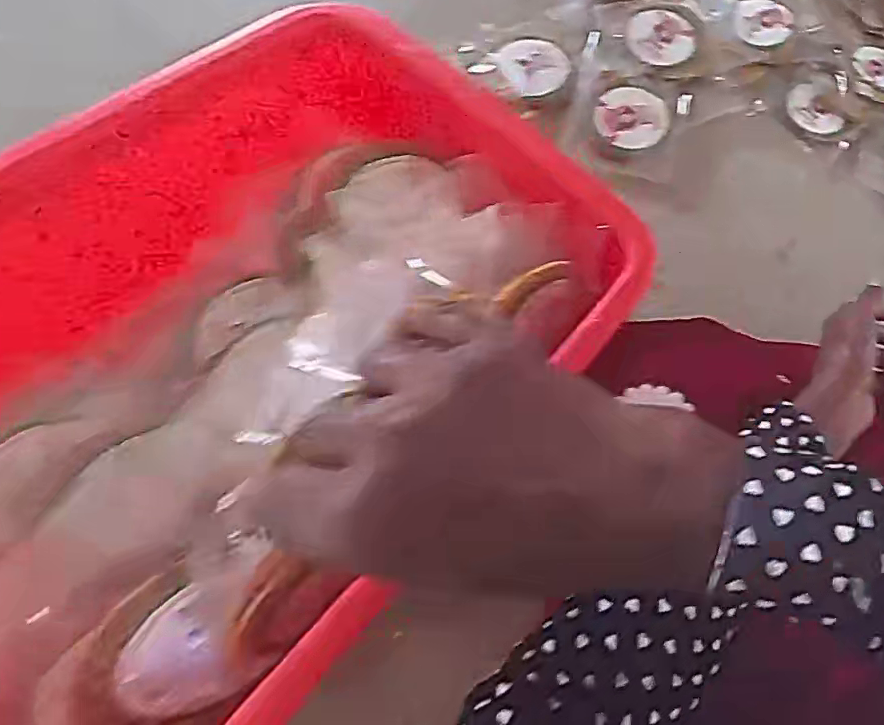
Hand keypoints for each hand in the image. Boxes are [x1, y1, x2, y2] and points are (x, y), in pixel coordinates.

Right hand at [253, 304, 739, 598]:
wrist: (613, 486)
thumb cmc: (527, 548)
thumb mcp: (425, 565)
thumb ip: (362, 527)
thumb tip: (326, 497)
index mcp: (355, 514)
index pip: (270, 495)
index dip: (285, 494)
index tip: (300, 488)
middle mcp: (380, 437)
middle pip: (315, 425)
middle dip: (333, 441)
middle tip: (366, 444)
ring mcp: (436, 377)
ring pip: (372, 363)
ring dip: (386, 383)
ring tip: (415, 392)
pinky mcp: (486, 340)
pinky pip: (431, 317)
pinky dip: (428, 331)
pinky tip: (438, 346)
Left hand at [794, 287, 883, 455]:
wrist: (842, 397)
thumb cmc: (851, 352)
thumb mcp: (860, 317)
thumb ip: (870, 301)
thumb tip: (878, 287)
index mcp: (844, 324)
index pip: (864, 313)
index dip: (882, 311)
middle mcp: (849, 345)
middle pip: (877, 337)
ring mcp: (857, 368)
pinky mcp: (866, 390)